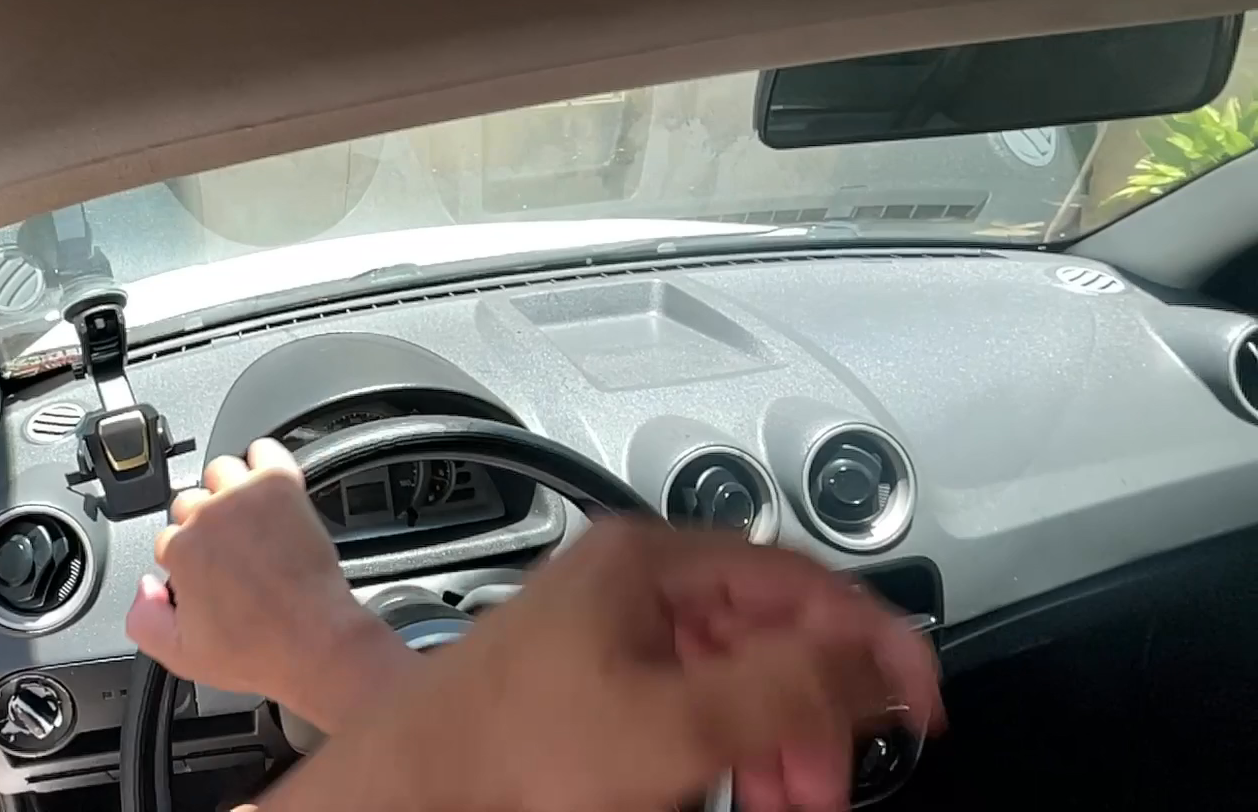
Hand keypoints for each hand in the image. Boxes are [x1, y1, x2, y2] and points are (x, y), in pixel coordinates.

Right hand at [124, 439, 414, 732]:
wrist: (316, 641)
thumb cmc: (260, 648)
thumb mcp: (183, 656)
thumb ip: (144, 621)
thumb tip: (144, 587)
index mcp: (184, 550)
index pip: (168, 537)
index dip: (186, 556)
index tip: (204, 569)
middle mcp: (210, 515)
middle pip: (189, 500)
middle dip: (203, 522)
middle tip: (228, 547)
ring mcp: (245, 496)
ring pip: (221, 470)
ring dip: (228, 489)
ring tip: (246, 516)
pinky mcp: (280, 484)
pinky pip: (264, 450)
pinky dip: (264, 461)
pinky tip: (268, 487)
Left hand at [261, 520, 942, 811]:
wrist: (434, 770)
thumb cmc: (525, 738)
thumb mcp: (679, 719)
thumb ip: (789, 683)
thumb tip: (876, 654)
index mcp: (649, 561)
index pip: (793, 574)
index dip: (869, 635)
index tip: (915, 702)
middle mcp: (631, 573)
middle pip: (765, 620)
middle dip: (816, 699)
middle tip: (832, 772)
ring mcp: (614, 613)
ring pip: (731, 658)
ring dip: (775, 724)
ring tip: (782, 792)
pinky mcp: (601, 656)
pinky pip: (689, 681)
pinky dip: (726, 729)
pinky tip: (730, 778)